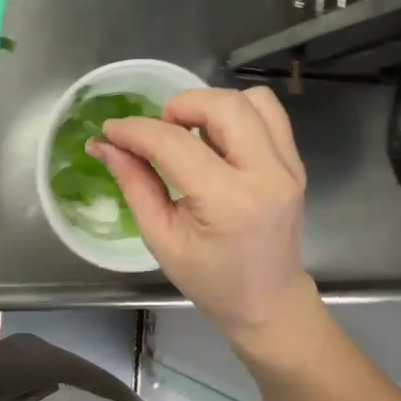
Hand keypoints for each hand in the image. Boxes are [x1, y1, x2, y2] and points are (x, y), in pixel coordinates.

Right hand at [88, 86, 318, 342]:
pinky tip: (215, 141)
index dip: (137, 131)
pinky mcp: (295, 162)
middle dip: (180, 106)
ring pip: (253, 100)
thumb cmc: (209, 279)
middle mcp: (266, 174)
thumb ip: (135, 185)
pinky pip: (269, 115)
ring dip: (212, 106)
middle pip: (223, 106)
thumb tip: (105, 146)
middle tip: (157, 131)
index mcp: (228, 202)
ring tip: (189, 132)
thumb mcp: (161, 238)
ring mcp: (288, 165)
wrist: (266, 300)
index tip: (111, 130)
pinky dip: (236, 115)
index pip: (175, 144)